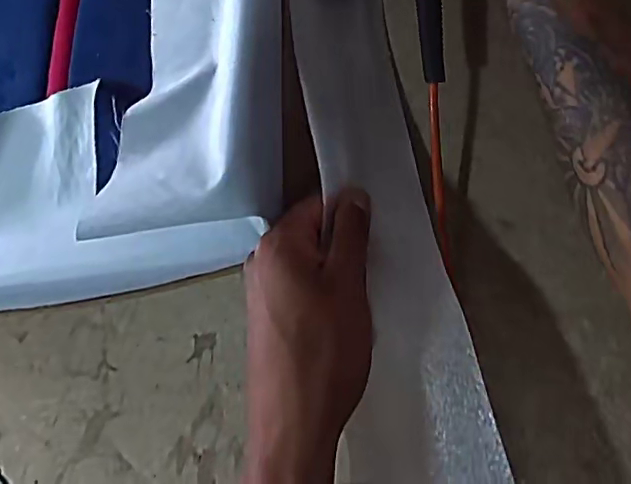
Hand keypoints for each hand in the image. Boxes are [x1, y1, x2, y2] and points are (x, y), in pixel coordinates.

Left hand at [244, 190, 372, 483]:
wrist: (294, 430)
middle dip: (342, 248)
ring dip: (334, 275)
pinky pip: (300, 287)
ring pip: (309, 261)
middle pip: (313, 232)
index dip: (350, 216)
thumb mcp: (349, 282)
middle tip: (362, 276)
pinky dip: (321, 296)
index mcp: (277, 245)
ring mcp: (261, 292)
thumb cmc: (319, 361)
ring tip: (349, 306)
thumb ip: (351, 232)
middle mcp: (262, 263)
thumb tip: (353, 199)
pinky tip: (336, 323)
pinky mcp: (267, 318)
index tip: (368, 234)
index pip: (319, 204)